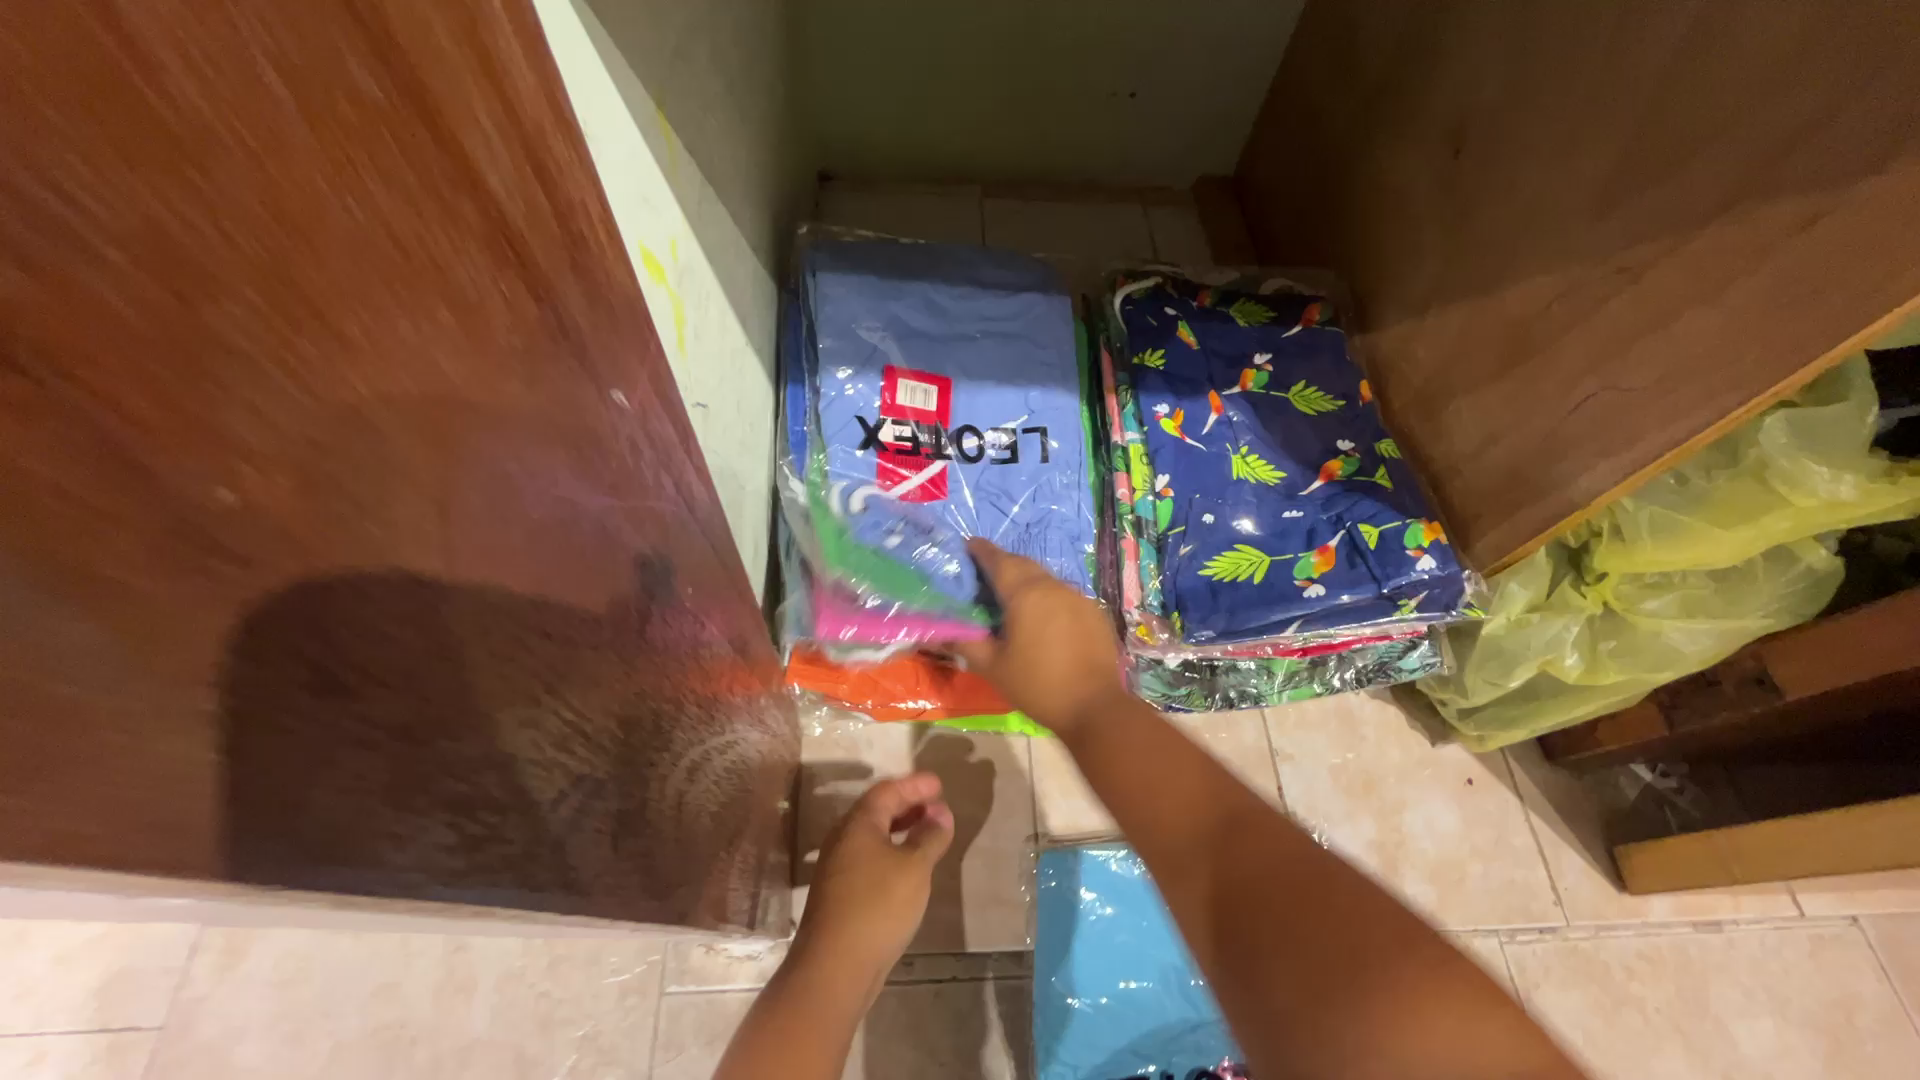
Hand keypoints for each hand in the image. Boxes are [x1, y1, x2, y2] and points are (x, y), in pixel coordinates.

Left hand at [793, 772, 953, 991]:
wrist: (834, 967)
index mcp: (858, 824)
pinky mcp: (840, 893)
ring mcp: (838, 868)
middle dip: (908, 805)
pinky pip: (870, 857)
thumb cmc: (878, 906)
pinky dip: (892, 851)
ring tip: (928, 832)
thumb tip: (941, 812)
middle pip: (877, 811)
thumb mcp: (914, 867)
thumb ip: (930, 836)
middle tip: (936, 804)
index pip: (887, 791)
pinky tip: (908, 867)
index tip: (938, 783)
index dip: (914, 785)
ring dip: (900, 829)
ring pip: (873, 836)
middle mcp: (843, 839)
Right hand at [950, 538, 1129, 736]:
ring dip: (1027, 581)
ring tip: (1012, 598)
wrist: (1095, 707)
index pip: (999, 561)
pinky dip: (1048, 598)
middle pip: (1024, 565)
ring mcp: (1079, 598)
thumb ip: (965, 644)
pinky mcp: (1095, 613)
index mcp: (1025, 595)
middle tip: (985, 572)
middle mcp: (1054, 587)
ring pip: (1046, 579)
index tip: (969, 544)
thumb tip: (940, 634)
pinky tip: (1043, 619)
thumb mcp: (993, 667)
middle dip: (1003, 563)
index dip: (982, 551)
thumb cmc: (1038, 686)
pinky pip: (1065, 595)